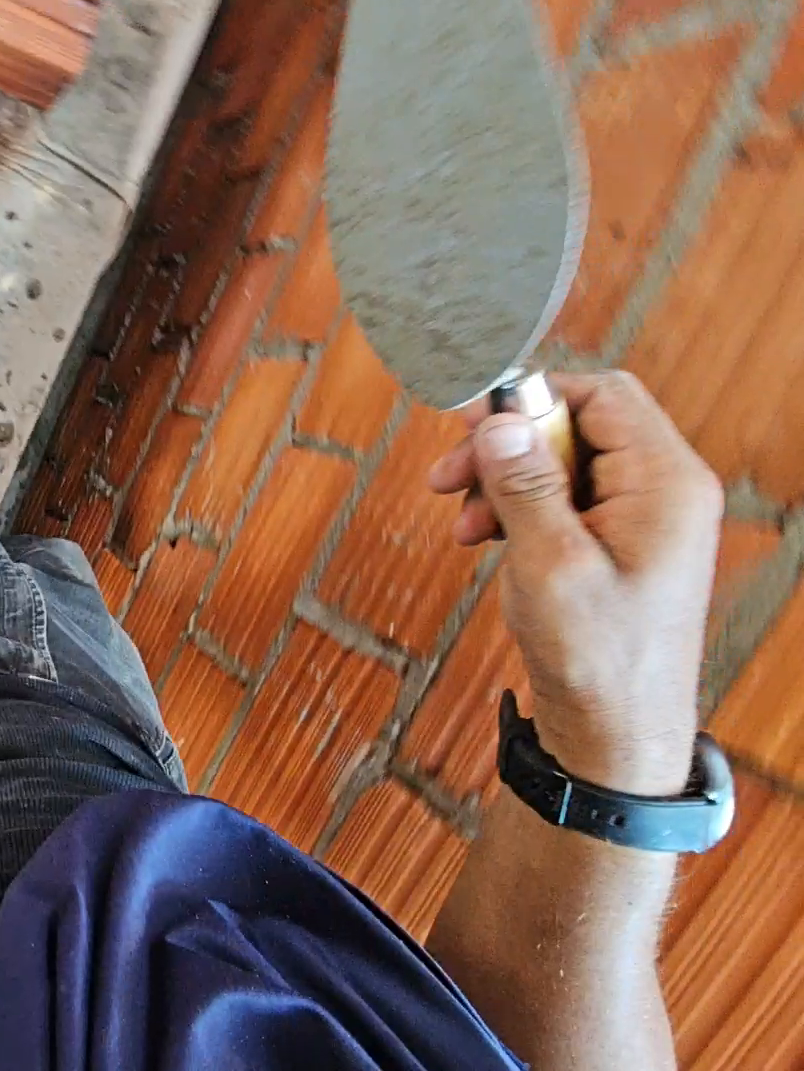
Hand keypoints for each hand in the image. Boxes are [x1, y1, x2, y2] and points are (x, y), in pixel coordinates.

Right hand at [428, 372, 721, 794]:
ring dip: (497, 481)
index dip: (531, 397)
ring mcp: (633, 515)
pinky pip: (551, 497)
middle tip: (446, 476)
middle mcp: (656, 490)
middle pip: (571, 427)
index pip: (602, 397)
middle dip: (501, 446)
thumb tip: (499, 423)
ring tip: (465, 522)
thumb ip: (525, 485)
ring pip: (552, 463)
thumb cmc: (594, 647)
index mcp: (663, 484)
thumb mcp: (549, 559)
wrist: (611, 713)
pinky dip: (508, 508)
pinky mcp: (607, 538)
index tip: (469, 417)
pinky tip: (484, 536)